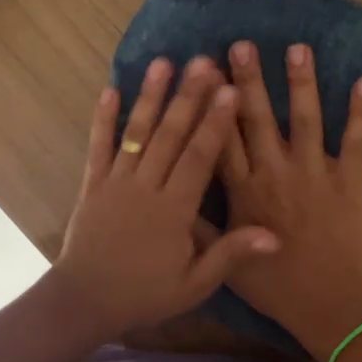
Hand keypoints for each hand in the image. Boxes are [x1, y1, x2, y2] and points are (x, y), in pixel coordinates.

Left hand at [51, 56, 279, 338]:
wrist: (86, 299)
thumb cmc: (145, 294)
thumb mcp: (194, 284)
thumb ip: (230, 254)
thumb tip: (275, 236)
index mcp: (174, 210)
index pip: (199, 157)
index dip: (215, 123)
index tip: (230, 90)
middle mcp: (145, 187)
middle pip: (170, 135)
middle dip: (188, 97)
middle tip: (204, 61)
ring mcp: (115, 182)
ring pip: (136, 133)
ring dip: (149, 97)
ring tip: (162, 63)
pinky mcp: (91, 183)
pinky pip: (98, 146)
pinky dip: (103, 118)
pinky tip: (110, 89)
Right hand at [220, 41, 361, 357]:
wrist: (335, 307)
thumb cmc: (277, 289)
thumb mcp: (224, 264)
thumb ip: (201, 230)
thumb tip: (173, 203)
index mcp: (243, 190)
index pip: (221, 137)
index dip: (211, 104)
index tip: (202, 73)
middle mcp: (274, 172)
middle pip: (257, 118)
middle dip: (249, 79)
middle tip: (242, 44)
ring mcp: (315, 172)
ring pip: (305, 118)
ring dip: (301, 81)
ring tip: (297, 47)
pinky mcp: (352, 180)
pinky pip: (358, 139)